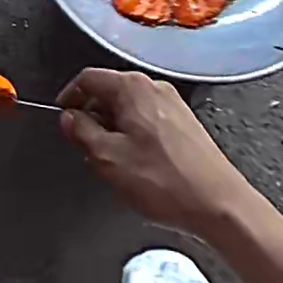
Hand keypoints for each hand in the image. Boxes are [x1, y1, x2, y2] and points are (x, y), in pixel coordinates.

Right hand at [57, 68, 253, 234]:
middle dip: (92, 116)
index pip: (88, 78)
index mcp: (132, 87)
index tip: (63, 117)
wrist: (219, 204)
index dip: (70, 97)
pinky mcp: (184, 122)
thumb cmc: (166, 181)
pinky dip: (134, 134)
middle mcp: (153, 87)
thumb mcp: (108, 158)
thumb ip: (82, 132)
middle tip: (85, 147)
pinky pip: (147, 118)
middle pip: (109, 91)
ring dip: (113, 128)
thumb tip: (69, 119)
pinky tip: (137, 165)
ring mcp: (171, 103)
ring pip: (128, 107)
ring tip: (112, 162)